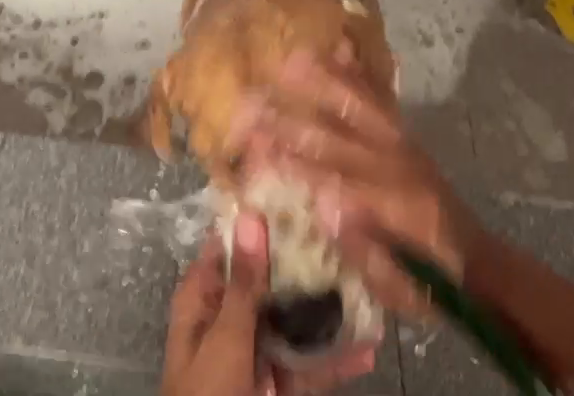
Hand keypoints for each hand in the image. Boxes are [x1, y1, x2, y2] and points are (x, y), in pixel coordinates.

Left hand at [163, 211, 380, 395]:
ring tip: (370, 296)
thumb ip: (244, 284)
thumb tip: (250, 218)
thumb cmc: (206, 394)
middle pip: (270, 282)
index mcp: (204, 299)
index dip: (260, 222)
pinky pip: (308, 367)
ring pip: (295, 323)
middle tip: (350, 245)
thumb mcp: (225, 338)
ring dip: (329, 315)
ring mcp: (254, 352)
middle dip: (307, 268)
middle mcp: (229, 318)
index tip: (300, 198)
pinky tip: (367, 350)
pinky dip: (335, 361)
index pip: (231, 246)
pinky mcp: (277, 384)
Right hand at [236, 50, 481, 318]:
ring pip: (361, 107)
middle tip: (250, 104)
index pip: (339, 180)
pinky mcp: (407, 137)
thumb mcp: (399, 287)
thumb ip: (364, 250)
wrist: (477, 262)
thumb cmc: (430, 283)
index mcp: (400, 209)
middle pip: (339, 137)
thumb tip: (324, 206)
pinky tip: (338, 49)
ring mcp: (405, 147)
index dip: (297, 164)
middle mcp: (401, 168)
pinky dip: (359, 74)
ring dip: (324, 83)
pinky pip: (380, 99)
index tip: (257, 149)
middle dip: (291, 120)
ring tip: (289, 60)